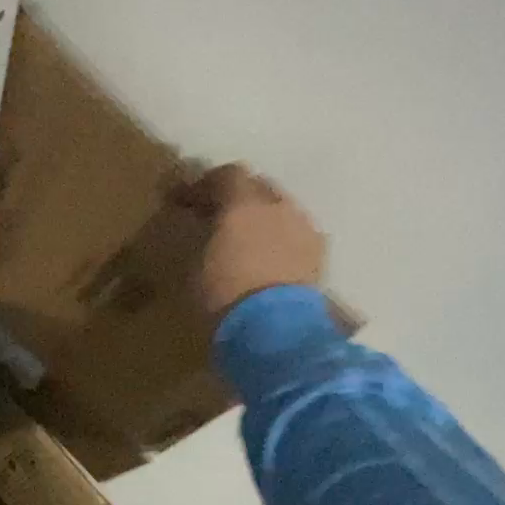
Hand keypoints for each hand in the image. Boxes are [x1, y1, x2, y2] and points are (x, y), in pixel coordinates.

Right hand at [179, 163, 325, 316]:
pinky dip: (279, 242)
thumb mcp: (196, 268)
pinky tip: (268, 262)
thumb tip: (207, 232)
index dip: (204, 184)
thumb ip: (204, 239)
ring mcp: (303, 227)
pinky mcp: (319, 253)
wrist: (273, 328)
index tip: (186, 200)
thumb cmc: (223, 297)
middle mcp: (278, 206)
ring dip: (262, 221)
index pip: (226, 176)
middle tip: (218, 220)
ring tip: (246, 244)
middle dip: (238, 200)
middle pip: (258, 188)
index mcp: (243, 205)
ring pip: (280, 211)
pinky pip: (295, 236)